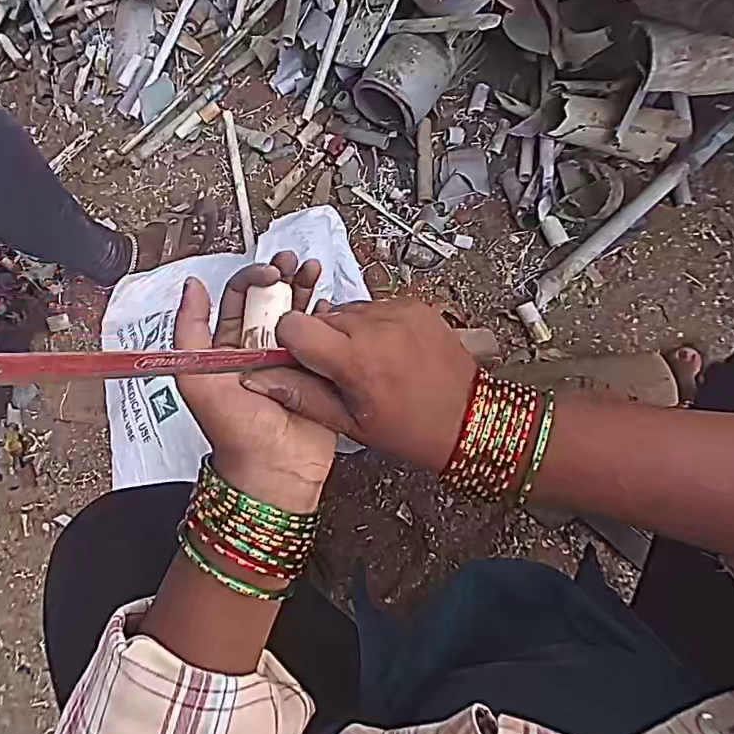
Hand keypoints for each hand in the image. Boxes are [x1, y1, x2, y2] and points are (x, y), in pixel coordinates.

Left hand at [174, 252, 333, 510]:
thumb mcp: (197, 378)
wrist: (275, 467)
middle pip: (272, 299)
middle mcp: (259, 347)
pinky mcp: (315, 370)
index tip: (268, 274)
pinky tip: (327, 306)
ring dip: (305, 289)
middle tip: (293, 262)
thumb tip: (190, 287)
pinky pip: (322, 337)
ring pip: (297, 313)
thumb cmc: (234, 431)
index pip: (239, 297)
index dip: (253, 279)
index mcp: (229, 345)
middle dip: (283, 275)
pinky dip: (326, 318)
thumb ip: (189, 331)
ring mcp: (289, 357)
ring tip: (312, 271)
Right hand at [242, 300, 476, 471]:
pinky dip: (373, 325)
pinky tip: (388, 351)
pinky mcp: (414, 304)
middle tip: (340, 369)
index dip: (290, 341)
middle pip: (321, 316)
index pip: (295, 325)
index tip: (300, 358)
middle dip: (322, 340)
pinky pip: (375, 306)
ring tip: (369, 361)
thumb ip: (303, 396)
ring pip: (348, 310)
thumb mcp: (352, 424)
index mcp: (357, 360)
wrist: (470, 417)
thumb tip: (263, 381)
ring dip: (348, 331)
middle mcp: (377, 327)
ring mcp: (399, 311)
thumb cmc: (414, 429)